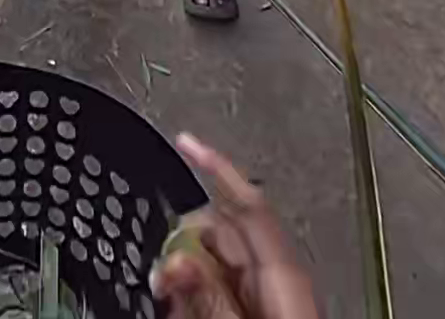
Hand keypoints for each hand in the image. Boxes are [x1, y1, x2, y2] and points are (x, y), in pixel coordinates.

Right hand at [153, 134, 319, 318]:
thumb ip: (209, 298)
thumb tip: (176, 256)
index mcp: (285, 279)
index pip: (249, 203)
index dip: (216, 165)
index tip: (184, 142)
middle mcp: (281, 282)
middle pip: (226, 232)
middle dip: (186, 239)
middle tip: (159, 274)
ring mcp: (274, 302)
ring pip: (220, 263)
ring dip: (189, 273)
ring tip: (170, 301)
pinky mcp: (267, 315)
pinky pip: (225, 289)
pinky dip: (200, 293)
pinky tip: (185, 309)